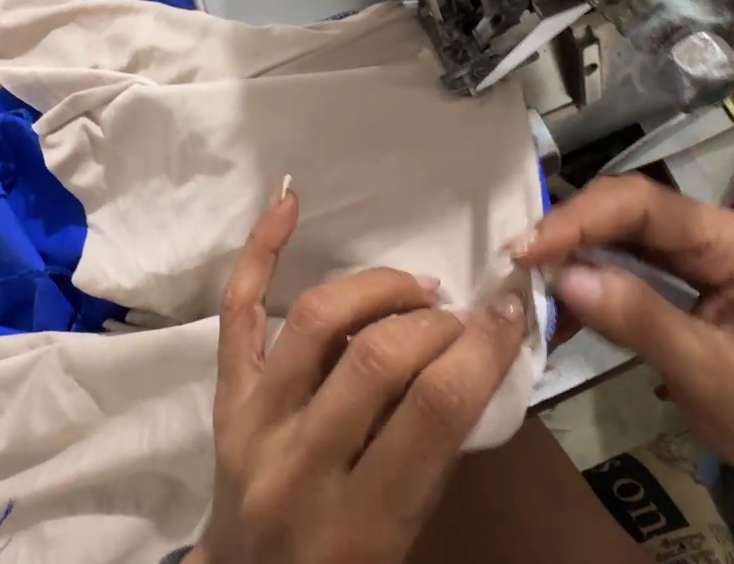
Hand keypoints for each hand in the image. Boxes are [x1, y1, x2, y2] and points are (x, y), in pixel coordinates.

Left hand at [190, 184, 529, 563]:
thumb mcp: (408, 532)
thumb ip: (439, 446)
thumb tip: (481, 347)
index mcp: (359, 520)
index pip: (433, 410)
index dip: (482, 348)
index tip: (508, 313)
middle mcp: (297, 465)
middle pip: (376, 357)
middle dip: (434, 322)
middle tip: (459, 316)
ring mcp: (252, 423)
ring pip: (316, 321)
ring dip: (378, 288)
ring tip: (415, 289)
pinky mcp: (225, 397)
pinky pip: (237, 314)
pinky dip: (260, 253)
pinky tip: (288, 202)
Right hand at [511, 175, 733, 545]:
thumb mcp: (707, 372)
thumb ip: (639, 318)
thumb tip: (564, 277)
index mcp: (730, 239)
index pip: (643, 206)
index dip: (580, 219)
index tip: (528, 249)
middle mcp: (707, 233)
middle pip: (624, 210)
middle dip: (570, 232)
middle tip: (516, 263)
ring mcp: (689, 256)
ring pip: (615, 236)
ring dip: (571, 258)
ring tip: (527, 287)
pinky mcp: (673, 281)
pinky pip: (618, 267)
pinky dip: (584, 285)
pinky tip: (555, 311)